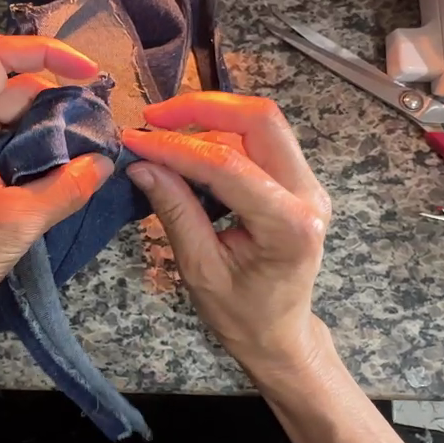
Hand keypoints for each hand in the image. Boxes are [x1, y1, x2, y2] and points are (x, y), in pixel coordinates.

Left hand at [0, 36, 115, 322]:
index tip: (87, 72)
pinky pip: (11, 136)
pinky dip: (40, 138)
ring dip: (51, 115)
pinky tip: (70, 154)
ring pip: (13, 109)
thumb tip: (106, 163)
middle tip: (99, 108)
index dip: (45, 53)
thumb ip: (65, 188)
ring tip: (92, 130)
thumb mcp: (17, 220)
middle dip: (56, 87)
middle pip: (10, 81)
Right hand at [122, 92, 334, 374]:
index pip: (227, 165)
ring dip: (209, 118)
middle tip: (155, 116)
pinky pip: (259, 139)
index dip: (175, 146)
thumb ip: (175, 211)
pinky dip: (219, 133)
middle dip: (202, 107)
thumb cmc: (241, 314)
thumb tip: (141, 165)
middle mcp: (308, 194)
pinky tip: (187, 148)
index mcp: (289, 226)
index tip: (135, 139)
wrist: (281, 335)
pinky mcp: (297, 180)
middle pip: (260, 120)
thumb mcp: (199, 269)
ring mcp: (308, 183)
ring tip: (163, 132)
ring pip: (260, 123)